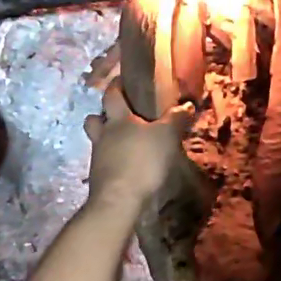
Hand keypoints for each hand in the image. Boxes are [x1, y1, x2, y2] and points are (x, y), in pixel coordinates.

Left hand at [82, 81, 191, 213]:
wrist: (120, 201)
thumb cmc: (143, 161)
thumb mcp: (167, 136)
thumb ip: (176, 119)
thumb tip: (187, 104)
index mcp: (117, 119)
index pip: (111, 94)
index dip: (116, 85)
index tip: (121, 80)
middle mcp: (103, 136)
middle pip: (94, 119)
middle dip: (103, 115)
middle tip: (120, 117)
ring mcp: (98, 158)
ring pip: (98, 142)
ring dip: (108, 141)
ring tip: (126, 145)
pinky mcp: (100, 179)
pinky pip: (105, 163)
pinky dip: (114, 162)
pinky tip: (129, 168)